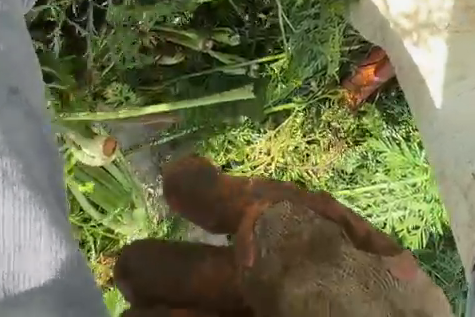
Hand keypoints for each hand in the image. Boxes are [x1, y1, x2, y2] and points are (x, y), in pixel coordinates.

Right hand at [112, 155, 452, 316]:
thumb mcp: (327, 270)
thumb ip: (265, 226)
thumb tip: (186, 172)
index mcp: (350, 259)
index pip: (279, 213)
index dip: (222, 195)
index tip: (170, 181)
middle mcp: (321, 296)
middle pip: (240, 275)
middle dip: (180, 266)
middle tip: (128, 264)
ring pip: (221, 315)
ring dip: (169, 307)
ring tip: (124, 302)